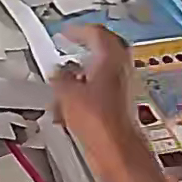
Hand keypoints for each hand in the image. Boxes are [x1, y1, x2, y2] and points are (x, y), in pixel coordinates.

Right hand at [48, 24, 167, 181]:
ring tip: (66, 81)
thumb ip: (60, 78)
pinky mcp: (119, 108)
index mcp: (112, 57)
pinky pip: (101, 93)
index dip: (78, 31)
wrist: (116, 150)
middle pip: (104, 50)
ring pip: (102, 73)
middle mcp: (122, 70)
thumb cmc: (101, 122)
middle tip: (72, 48)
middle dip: (85, 49)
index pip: (96, 33)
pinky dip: (86, 94)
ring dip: (84, 74)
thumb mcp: (67, 94)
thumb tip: (57, 74)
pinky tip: (71, 106)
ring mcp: (123, 89)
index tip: (66, 33)